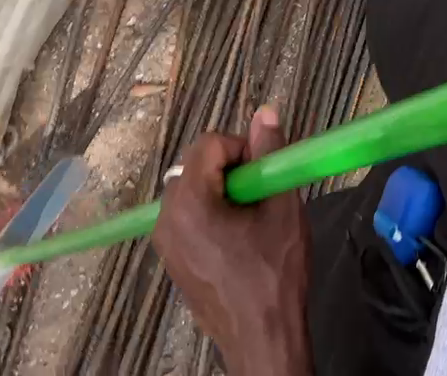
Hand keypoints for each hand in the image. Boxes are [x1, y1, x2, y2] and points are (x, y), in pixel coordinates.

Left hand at [153, 106, 310, 375]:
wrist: (262, 335)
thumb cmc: (275, 270)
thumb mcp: (282, 207)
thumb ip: (270, 154)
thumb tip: (266, 111)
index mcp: (188, 203)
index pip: (208, 144)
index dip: (242, 147)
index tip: (266, 171)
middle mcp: (166, 220)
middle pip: (196, 164)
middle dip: (232, 166)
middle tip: (264, 190)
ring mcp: (165, 242)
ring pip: (193, 188)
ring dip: (224, 187)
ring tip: (255, 213)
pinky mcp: (172, 259)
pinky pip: (189, 214)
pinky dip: (213, 209)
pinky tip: (241, 235)